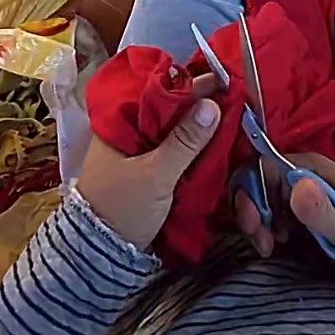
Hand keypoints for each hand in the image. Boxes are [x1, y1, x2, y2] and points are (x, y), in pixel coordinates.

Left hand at [78, 75, 220, 248]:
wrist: (100, 256)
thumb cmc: (122, 210)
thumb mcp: (156, 174)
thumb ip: (184, 141)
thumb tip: (213, 104)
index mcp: (119, 123)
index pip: (157, 91)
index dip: (190, 85)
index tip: (222, 78)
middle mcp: (128, 131)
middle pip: (169, 108)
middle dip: (201, 103)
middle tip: (235, 95)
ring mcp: (139, 150)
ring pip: (176, 128)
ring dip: (201, 124)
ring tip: (233, 114)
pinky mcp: (149, 169)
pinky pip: (177, 147)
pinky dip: (195, 144)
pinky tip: (218, 139)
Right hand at [234, 153, 334, 280]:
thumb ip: (320, 211)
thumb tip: (295, 186)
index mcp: (310, 166)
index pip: (261, 166)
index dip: (250, 192)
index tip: (255, 225)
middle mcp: (301, 174)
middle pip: (256, 183)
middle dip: (251, 211)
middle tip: (263, 243)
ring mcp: (300, 194)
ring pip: (261, 200)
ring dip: (258, 224)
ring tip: (272, 248)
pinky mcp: (301, 214)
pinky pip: (272, 214)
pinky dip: (267, 230)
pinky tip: (278, 246)